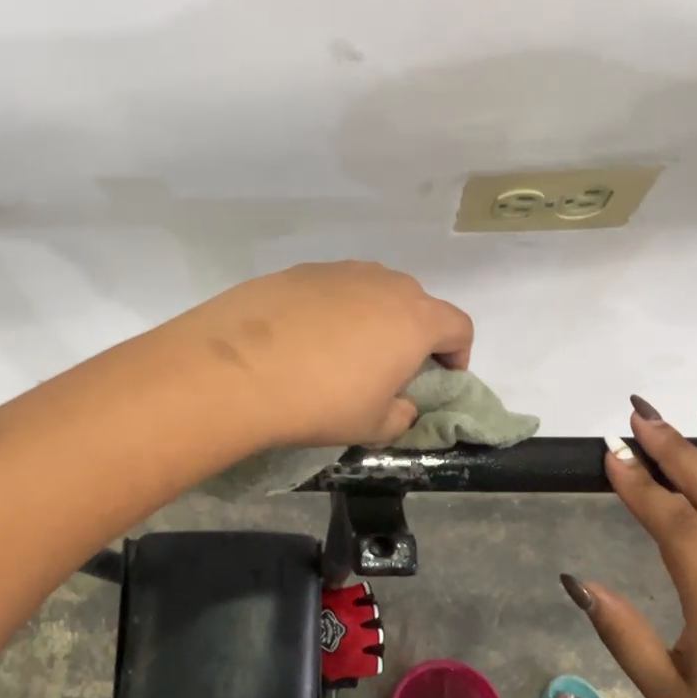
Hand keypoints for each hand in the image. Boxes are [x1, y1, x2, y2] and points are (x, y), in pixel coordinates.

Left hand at [157, 262, 473, 447]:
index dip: (458, 354)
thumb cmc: (320, 402)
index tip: (442, 377)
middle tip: (389, 368)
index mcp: (415, 319)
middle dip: (412, 333)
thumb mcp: (371, 426)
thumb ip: (400, 415)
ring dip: (370, 317)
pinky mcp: (296, 271)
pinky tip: (301, 340)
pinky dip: (328, 311)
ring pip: (370, 290)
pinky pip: (328, 289)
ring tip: (342, 353)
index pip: (458, 326)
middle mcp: (383, 284)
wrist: (237, 370)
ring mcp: (337, 271)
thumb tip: (401, 404)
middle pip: (415, 302)